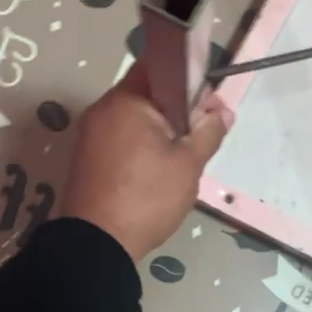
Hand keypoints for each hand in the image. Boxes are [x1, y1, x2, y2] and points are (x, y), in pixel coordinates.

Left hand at [58, 65, 232, 259]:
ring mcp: (92, 133)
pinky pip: (124, 135)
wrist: (97, 243)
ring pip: (137, 116)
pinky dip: (145, 143)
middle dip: (181, 108)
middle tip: (204, 136)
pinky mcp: (89, 155)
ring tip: (185, 156)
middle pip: (150, 92)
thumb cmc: (147, 197)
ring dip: (164, 128)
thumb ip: (208, 132)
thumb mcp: (188, 164)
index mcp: (127, 100)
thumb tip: (223, 112)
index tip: (211, 109)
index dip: (192, 81)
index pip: (162, 67)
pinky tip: (160, 168)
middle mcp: (104, 108)